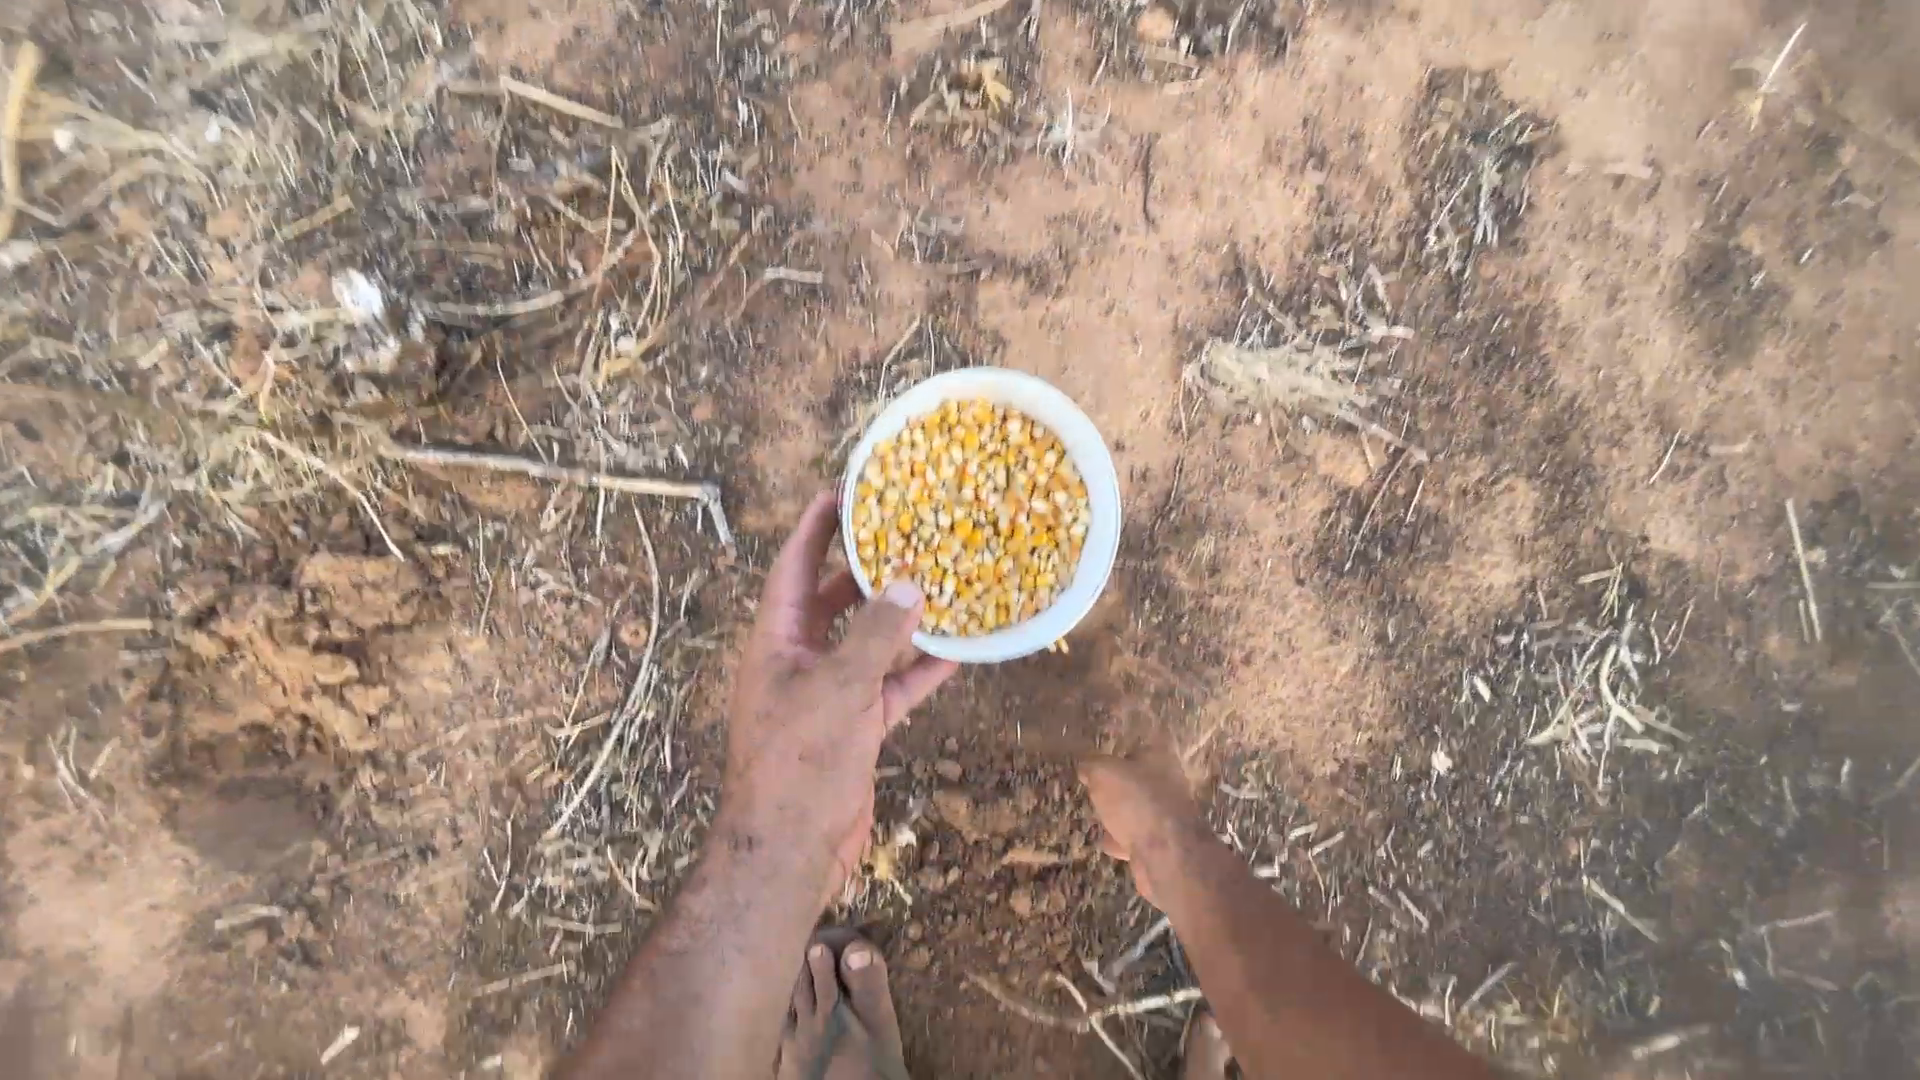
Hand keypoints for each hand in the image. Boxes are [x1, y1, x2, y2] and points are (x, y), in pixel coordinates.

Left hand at [723, 491, 959, 901]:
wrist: (791, 849)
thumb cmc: (798, 760)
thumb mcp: (838, 688)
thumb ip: (875, 635)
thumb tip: (911, 586)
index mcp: (777, 639)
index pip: (794, 566)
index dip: (816, 526)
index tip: (844, 490)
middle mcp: (800, 658)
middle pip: (834, 599)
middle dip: (866, 568)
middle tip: (906, 534)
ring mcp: (830, 693)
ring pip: (869, 642)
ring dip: (901, 620)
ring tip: (940, 584)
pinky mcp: (856, 725)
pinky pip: (892, 686)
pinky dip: (920, 671)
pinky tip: (958, 652)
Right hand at [1078, 750, 1209, 906]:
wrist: (1165, 853)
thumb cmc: (1135, 800)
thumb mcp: (1102, 773)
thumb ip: (1091, 766)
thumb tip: (1085, 767)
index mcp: (1160, 759)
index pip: (1139, 748)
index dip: (1119, 752)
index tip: (1100, 761)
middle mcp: (1170, 784)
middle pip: (1140, 781)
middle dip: (1121, 786)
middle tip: (1097, 789)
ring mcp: (1169, 817)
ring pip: (1140, 810)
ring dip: (1122, 815)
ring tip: (1098, 815)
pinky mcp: (1164, 845)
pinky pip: (1138, 837)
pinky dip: (1122, 840)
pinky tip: (1105, 843)